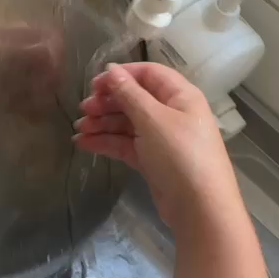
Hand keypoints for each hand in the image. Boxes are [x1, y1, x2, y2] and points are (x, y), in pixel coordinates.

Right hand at [73, 62, 244, 233]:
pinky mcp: (152, 160)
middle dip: (108, 102)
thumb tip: (112, 69)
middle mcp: (172, 113)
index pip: (148, 73)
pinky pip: (126, 144)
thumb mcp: (152, 119)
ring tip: (78, 129)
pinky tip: (83, 143)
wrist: (200, 208)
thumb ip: (129, 94)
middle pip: (135, 98)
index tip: (94, 84)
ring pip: (127, 123)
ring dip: (102, 123)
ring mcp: (162, 138)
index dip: (121, 75)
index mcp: (180, 95)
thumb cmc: (180, 155)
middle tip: (83, 109)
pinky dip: (106, 142)